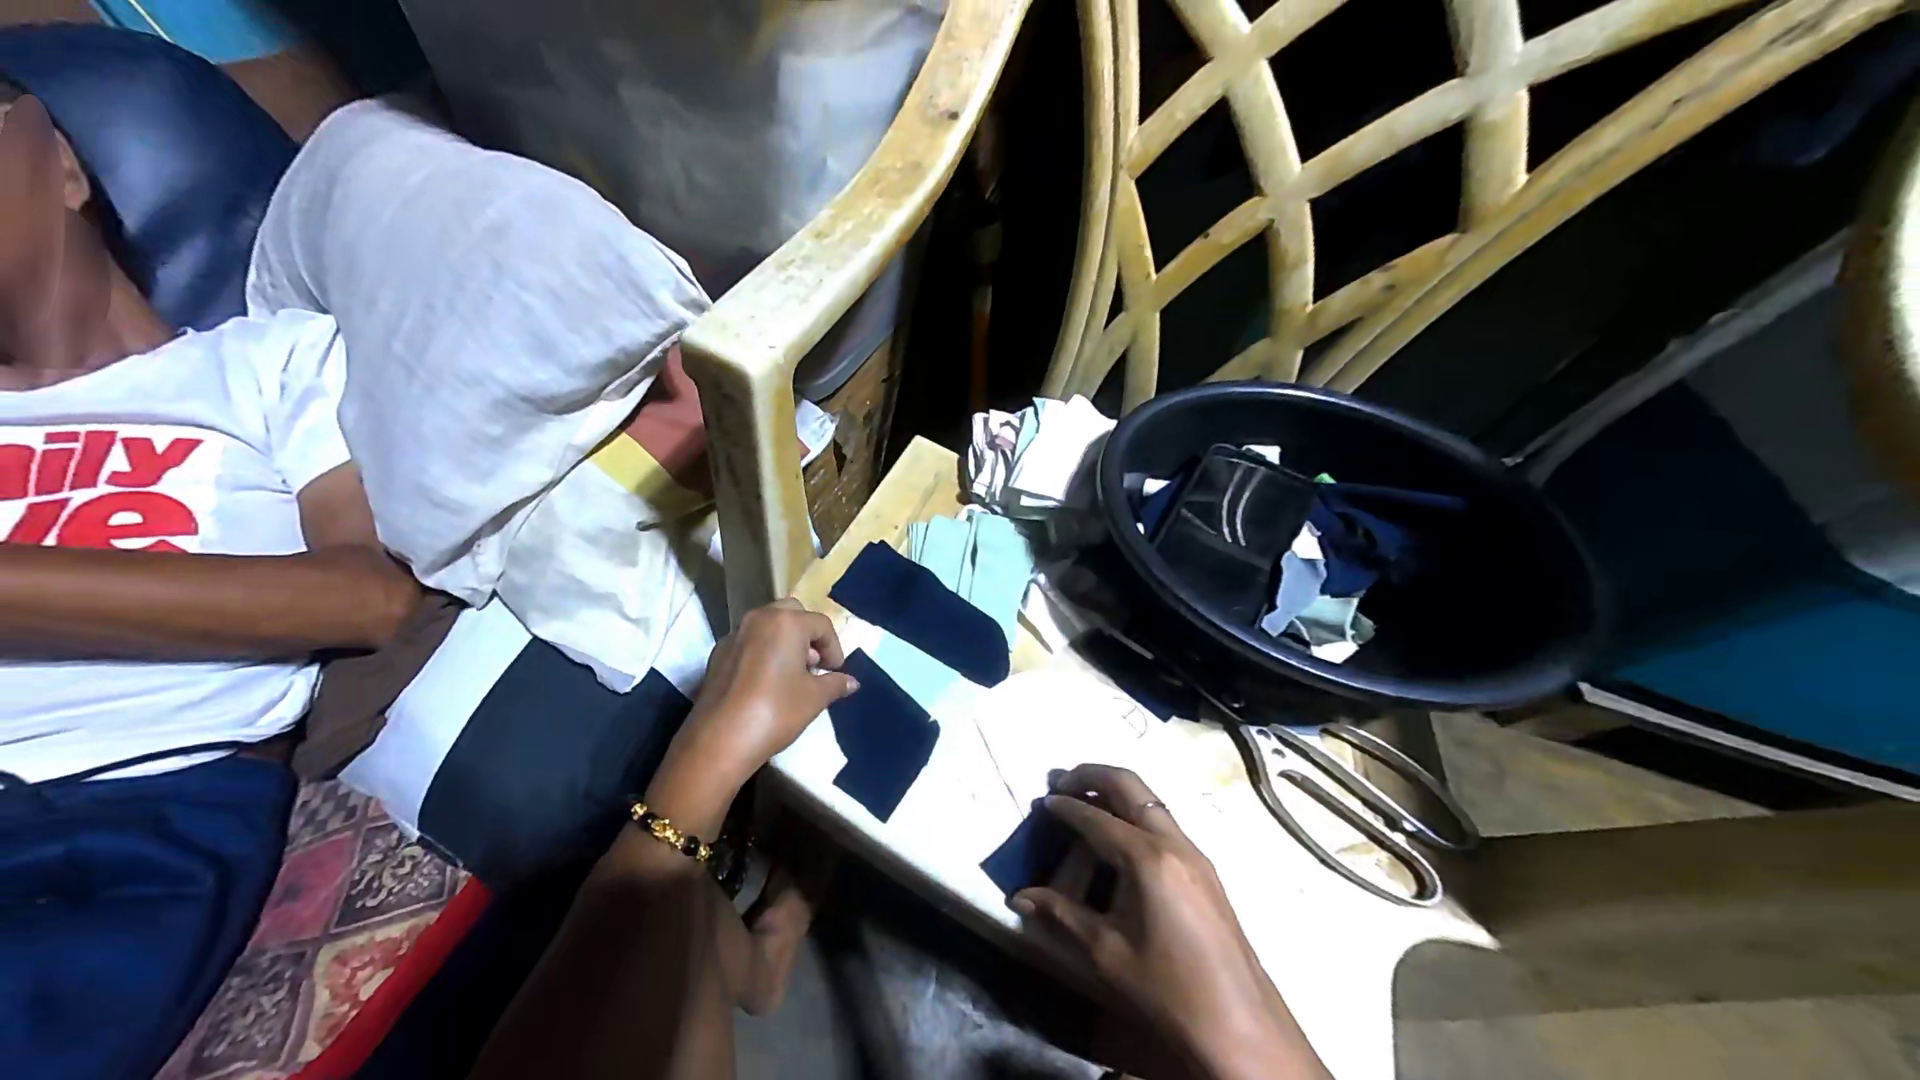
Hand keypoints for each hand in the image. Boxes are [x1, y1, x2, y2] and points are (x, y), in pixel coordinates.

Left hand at [672, 599, 859, 792]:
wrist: (719, 740)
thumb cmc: (776, 711)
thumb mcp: (814, 698)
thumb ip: (835, 683)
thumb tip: (851, 682)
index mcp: (786, 622)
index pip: (821, 625)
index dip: (835, 648)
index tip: (837, 671)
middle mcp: (758, 619)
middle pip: (792, 614)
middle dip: (808, 635)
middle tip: (816, 664)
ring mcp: (734, 635)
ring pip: (768, 626)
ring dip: (785, 641)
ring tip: (793, 674)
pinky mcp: (718, 654)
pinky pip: (749, 642)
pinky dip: (763, 652)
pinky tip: (766, 682)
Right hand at [1011, 765, 1329, 1079]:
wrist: (1241, 1028)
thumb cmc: (1168, 991)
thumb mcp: (1107, 954)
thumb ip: (1061, 915)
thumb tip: (1019, 897)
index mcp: (1146, 859)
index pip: (1096, 818)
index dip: (1064, 807)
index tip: (1041, 802)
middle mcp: (1173, 842)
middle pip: (1128, 784)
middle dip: (1091, 775)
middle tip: (1061, 783)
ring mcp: (1194, 852)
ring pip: (1149, 798)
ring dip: (1114, 790)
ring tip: (1084, 801)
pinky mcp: (1204, 867)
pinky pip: (1162, 819)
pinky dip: (1134, 810)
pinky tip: (1117, 835)